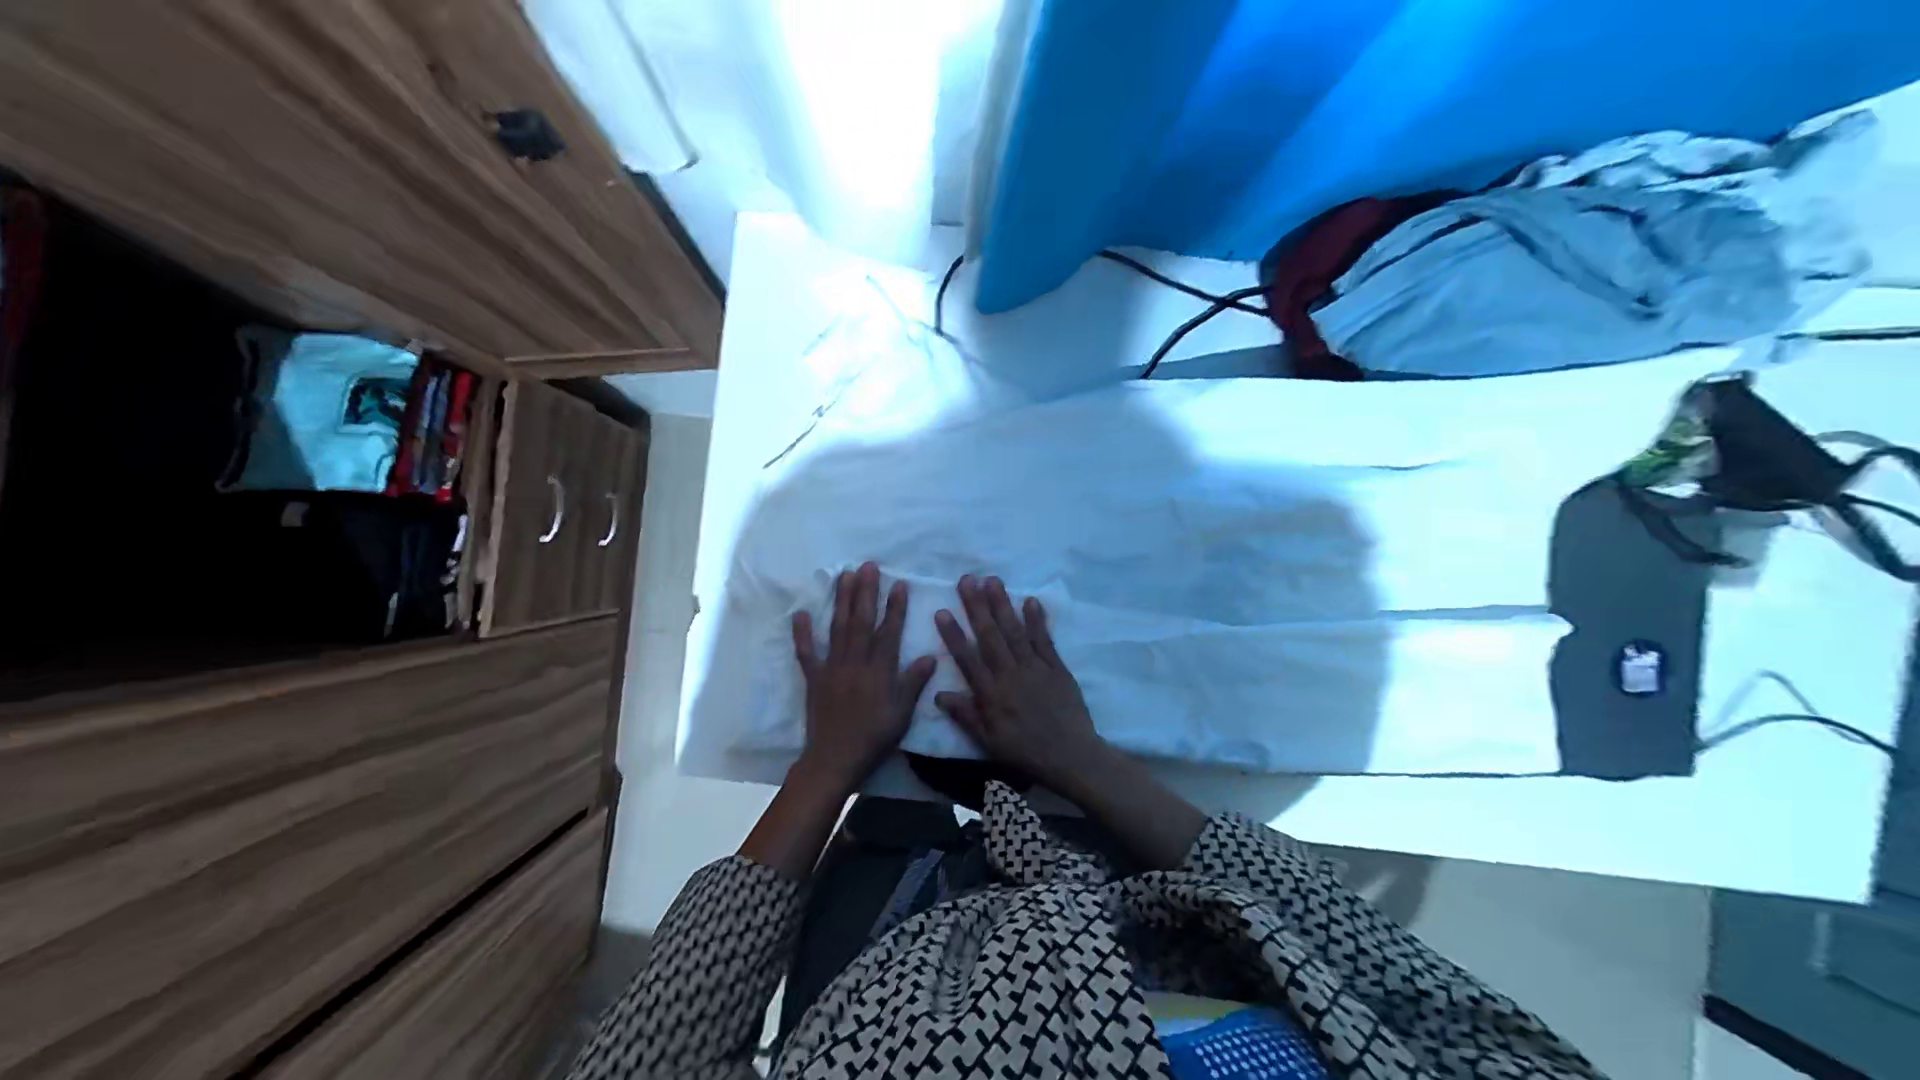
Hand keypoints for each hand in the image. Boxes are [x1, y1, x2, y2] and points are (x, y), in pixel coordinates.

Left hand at [792, 562, 936, 791]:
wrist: (835, 758)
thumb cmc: (874, 738)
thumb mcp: (902, 713)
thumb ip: (913, 683)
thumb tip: (930, 656)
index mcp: (880, 670)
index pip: (889, 631)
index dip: (895, 607)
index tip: (899, 583)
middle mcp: (856, 662)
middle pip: (861, 621)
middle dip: (866, 592)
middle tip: (868, 566)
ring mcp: (832, 668)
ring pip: (837, 628)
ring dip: (841, 601)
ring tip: (844, 575)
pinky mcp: (814, 678)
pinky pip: (807, 652)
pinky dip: (802, 633)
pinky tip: (800, 614)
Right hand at [933, 575, 1107, 793]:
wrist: (1070, 756)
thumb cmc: (1025, 751)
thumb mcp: (989, 741)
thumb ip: (966, 716)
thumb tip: (939, 695)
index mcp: (991, 694)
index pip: (968, 659)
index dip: (954, 635)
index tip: (942, 611)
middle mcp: (1010, 675)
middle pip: (990, 636)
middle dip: (977, 606)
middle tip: (967, 580)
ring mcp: (1035, 668)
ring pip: (1015, 631)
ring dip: (1003, 605)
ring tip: (992, 581)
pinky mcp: (1057, 668)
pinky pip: (1044, 640)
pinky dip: (1037, 620)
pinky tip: (1030, 601)